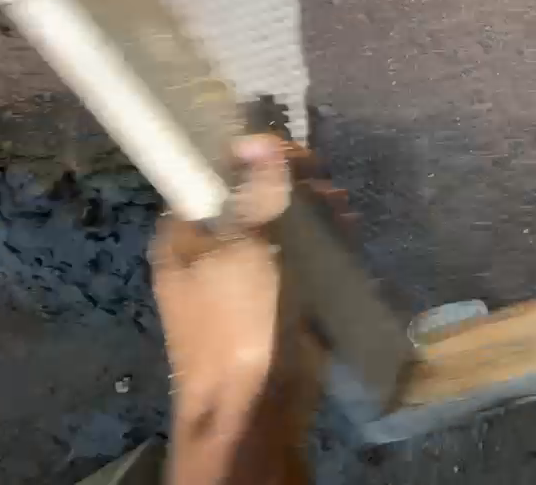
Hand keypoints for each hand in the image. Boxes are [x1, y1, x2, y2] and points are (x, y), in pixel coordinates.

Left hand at [153, 134, 319, 484]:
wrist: (253, 396)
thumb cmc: (238, 317)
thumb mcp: (243, 246)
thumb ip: (255, 191)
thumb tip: (256, 139)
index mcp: (187, 233)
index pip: (216, 173)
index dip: (255, 157)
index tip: (297, 155)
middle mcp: (213, 246)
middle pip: (257, 192)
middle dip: (296, 183)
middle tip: (326, 187)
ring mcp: (249, 268)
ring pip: (286, 218)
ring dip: (317, 207)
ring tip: (343, 211)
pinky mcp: (281, 286)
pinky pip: (305, 246)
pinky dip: (327, 235)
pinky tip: (348, 232)